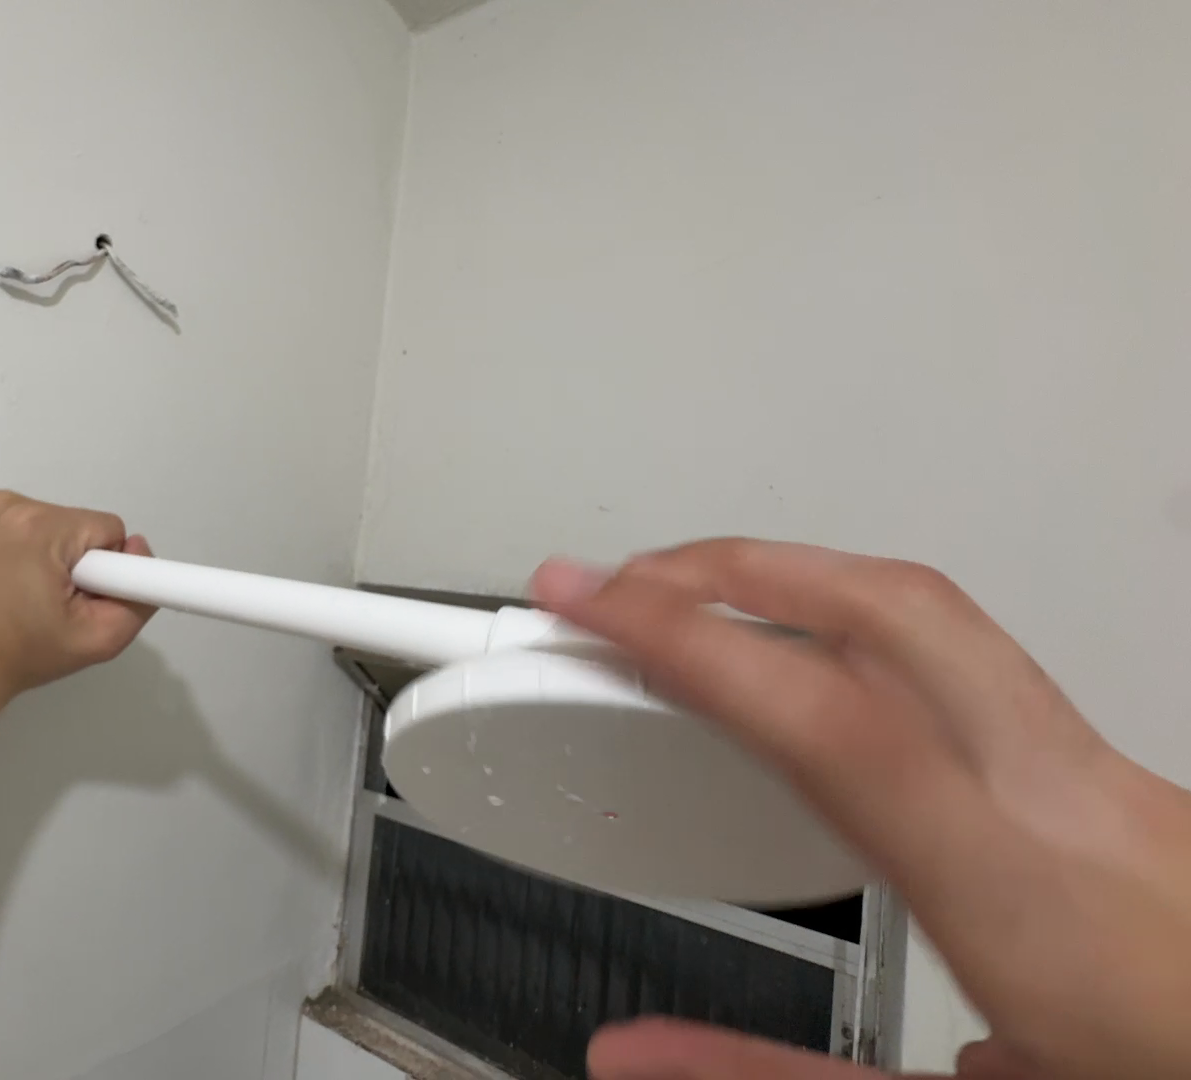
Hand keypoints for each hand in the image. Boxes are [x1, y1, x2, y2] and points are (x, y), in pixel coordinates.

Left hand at [0, 491, 154, 704]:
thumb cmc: (21, 655)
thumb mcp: (100, 640)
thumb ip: (139, 595)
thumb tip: (138, 550)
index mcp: (41, 528)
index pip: (106, 529)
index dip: (101, 569)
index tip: (76, 597)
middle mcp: (5, 505)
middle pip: (71, 523)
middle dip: (69, 559)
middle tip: (45, 601)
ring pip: (39, 520)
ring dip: (38, 550)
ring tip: (17, 592)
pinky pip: (5, 521)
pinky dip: (6, 545)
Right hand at [533, 541, 1190, 1079]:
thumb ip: (769, 1073)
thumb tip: (627, 1051)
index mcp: (1033, 907)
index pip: (825, 721)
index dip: (687, 640)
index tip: (584, 599)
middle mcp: (1077, 811)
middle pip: (889, 612)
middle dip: (728, 569)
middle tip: (618, 578)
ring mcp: (1107, 778)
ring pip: (926, 614)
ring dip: (780, 579)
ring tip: (678, 597)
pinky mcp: (1112, 776)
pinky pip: (951, 652)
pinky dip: (834, 619)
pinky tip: (783, 656)